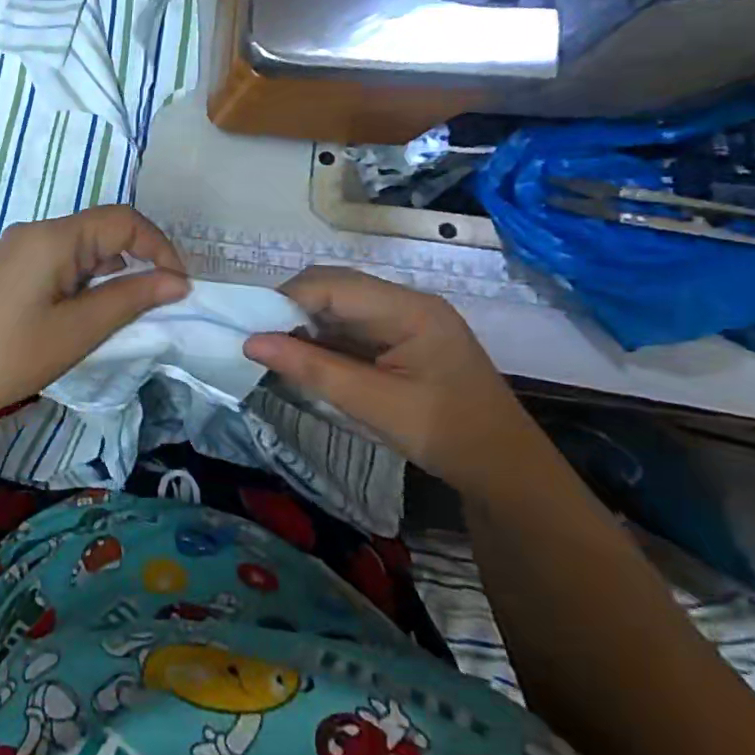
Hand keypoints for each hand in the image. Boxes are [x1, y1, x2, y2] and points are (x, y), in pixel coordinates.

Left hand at [0, 206, 191, 444]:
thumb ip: (131, 298)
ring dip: (110, 271)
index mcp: (52, 237)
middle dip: (137, 259)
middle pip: (100, 230)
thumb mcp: (79, 330)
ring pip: (79, 247)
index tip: (180, 286)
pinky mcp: (6, 270)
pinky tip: (89, 309)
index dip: (159, 246)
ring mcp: (15, 250)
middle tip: (159, 301)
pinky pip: (57, 261)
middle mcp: (33, 232)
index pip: (122, 220)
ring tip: (127, 310)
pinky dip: (84, 279)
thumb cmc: (12, 356)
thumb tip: (177, 280)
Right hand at [243, 266, 550, 499]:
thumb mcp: (373, 404)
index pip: (332, 284)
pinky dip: (320, 338)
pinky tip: (303, 358)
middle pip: (333, 286)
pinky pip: (348, 325)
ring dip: (303, 323)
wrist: (505, 470)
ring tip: (275, 350)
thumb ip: (310, 368)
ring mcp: (403, 319)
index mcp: (408, 309)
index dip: (286, 299)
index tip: (250, 328)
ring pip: (336, 304)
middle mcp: (405, 303)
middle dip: (290, 308)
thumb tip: (249, 342)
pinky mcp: (398, 338)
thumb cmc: (445, 433)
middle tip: (259, 339)